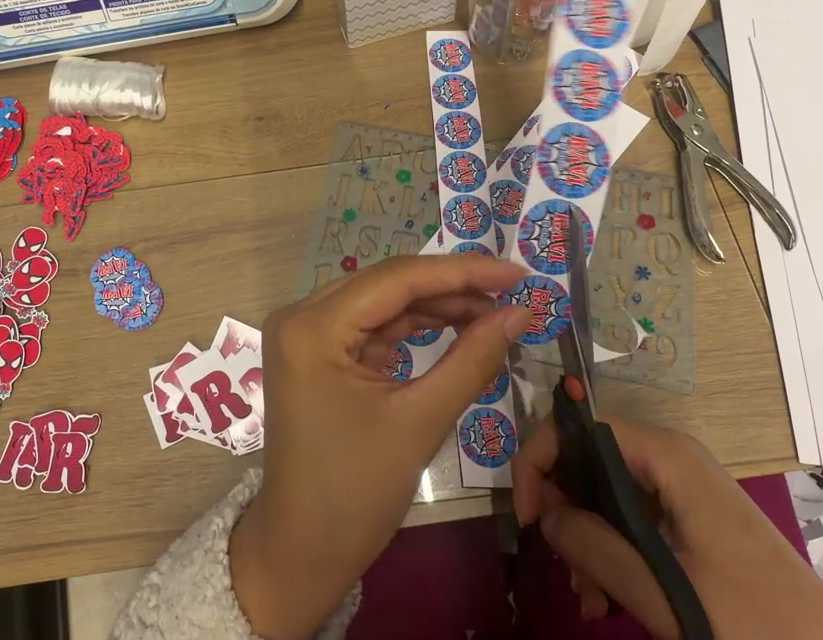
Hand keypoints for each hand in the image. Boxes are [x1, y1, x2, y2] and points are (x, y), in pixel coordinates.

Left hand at [229, 254, 528, 638]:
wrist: (303, 550)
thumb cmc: (355, 492)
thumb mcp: (420, 421)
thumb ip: (472, 359)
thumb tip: (521, 313)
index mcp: (313, 327)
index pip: (397, 279)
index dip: (461, 271)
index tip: (516, 271)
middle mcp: (302, 316)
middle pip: (388, 285)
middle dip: (452, 288)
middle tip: (512, 294)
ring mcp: (306, 335)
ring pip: (382, 303)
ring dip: (436, 307)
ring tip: (494, 313)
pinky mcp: (317, 354)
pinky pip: (372, 327)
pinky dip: (414, 328)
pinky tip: (456, 328)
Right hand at [515, 417, 822, 638]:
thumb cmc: (751, 619)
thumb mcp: (662, 588)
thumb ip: (594, 547)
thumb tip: (546, 517)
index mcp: (668, 456)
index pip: (581, 427)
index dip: (541, 461)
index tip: (527, 519)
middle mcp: (672, 460)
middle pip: (590, 461)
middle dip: (564, 512)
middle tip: (563, 569)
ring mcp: (684, 490)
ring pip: (607, 496)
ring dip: (586, 541)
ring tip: (590, 599)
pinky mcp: (693, 521)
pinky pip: (633, 520)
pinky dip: (612, 553)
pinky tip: (610, 598)